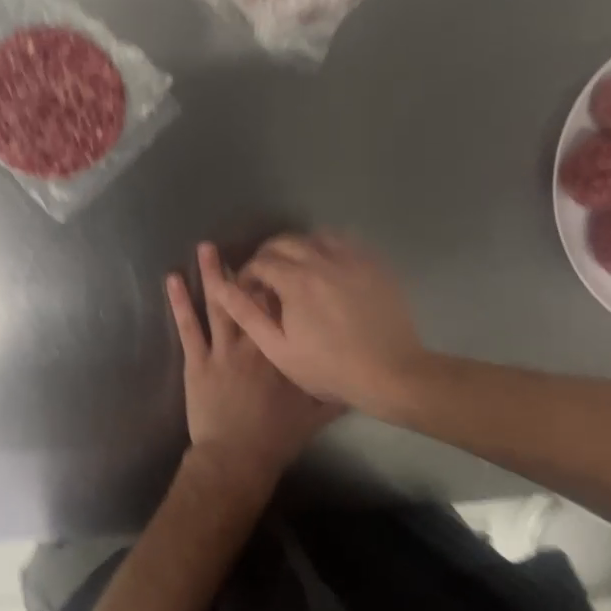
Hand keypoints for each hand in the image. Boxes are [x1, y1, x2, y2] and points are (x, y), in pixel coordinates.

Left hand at [166, 243, 339, 493]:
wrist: (238, 458)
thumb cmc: (277, 439)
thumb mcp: (315, 416)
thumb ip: (334, 394)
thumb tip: (356, 379)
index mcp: (284, 354)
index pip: (285, 312)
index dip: (284, 285)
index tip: (283, 261)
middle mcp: (255, 345)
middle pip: (253, 300)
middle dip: (250, 270)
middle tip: (248, 243)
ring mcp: (223, 351)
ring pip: (219, 306)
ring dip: (212, 275)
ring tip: (207, 247)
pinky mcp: (198, 361)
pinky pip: (188, 327)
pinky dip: (179, 303)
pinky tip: (173, 279)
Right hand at [205, 232, 430, 419]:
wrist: (391, 373)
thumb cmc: (328, 368)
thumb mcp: (278, 349)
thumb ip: (247, 314)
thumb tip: (220, 286)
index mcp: (295, 281)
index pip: (260, 261)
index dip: (247, 274)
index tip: (248, 291)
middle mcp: (322, 261)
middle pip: (285, 241)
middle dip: (268, 255)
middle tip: (267, 278)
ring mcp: (352, 260)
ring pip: (315, 236)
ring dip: (299, 248)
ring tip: (297, 270)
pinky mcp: (374, 266)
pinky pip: (346, 242)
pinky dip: (329, 248)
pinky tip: (328, 268)